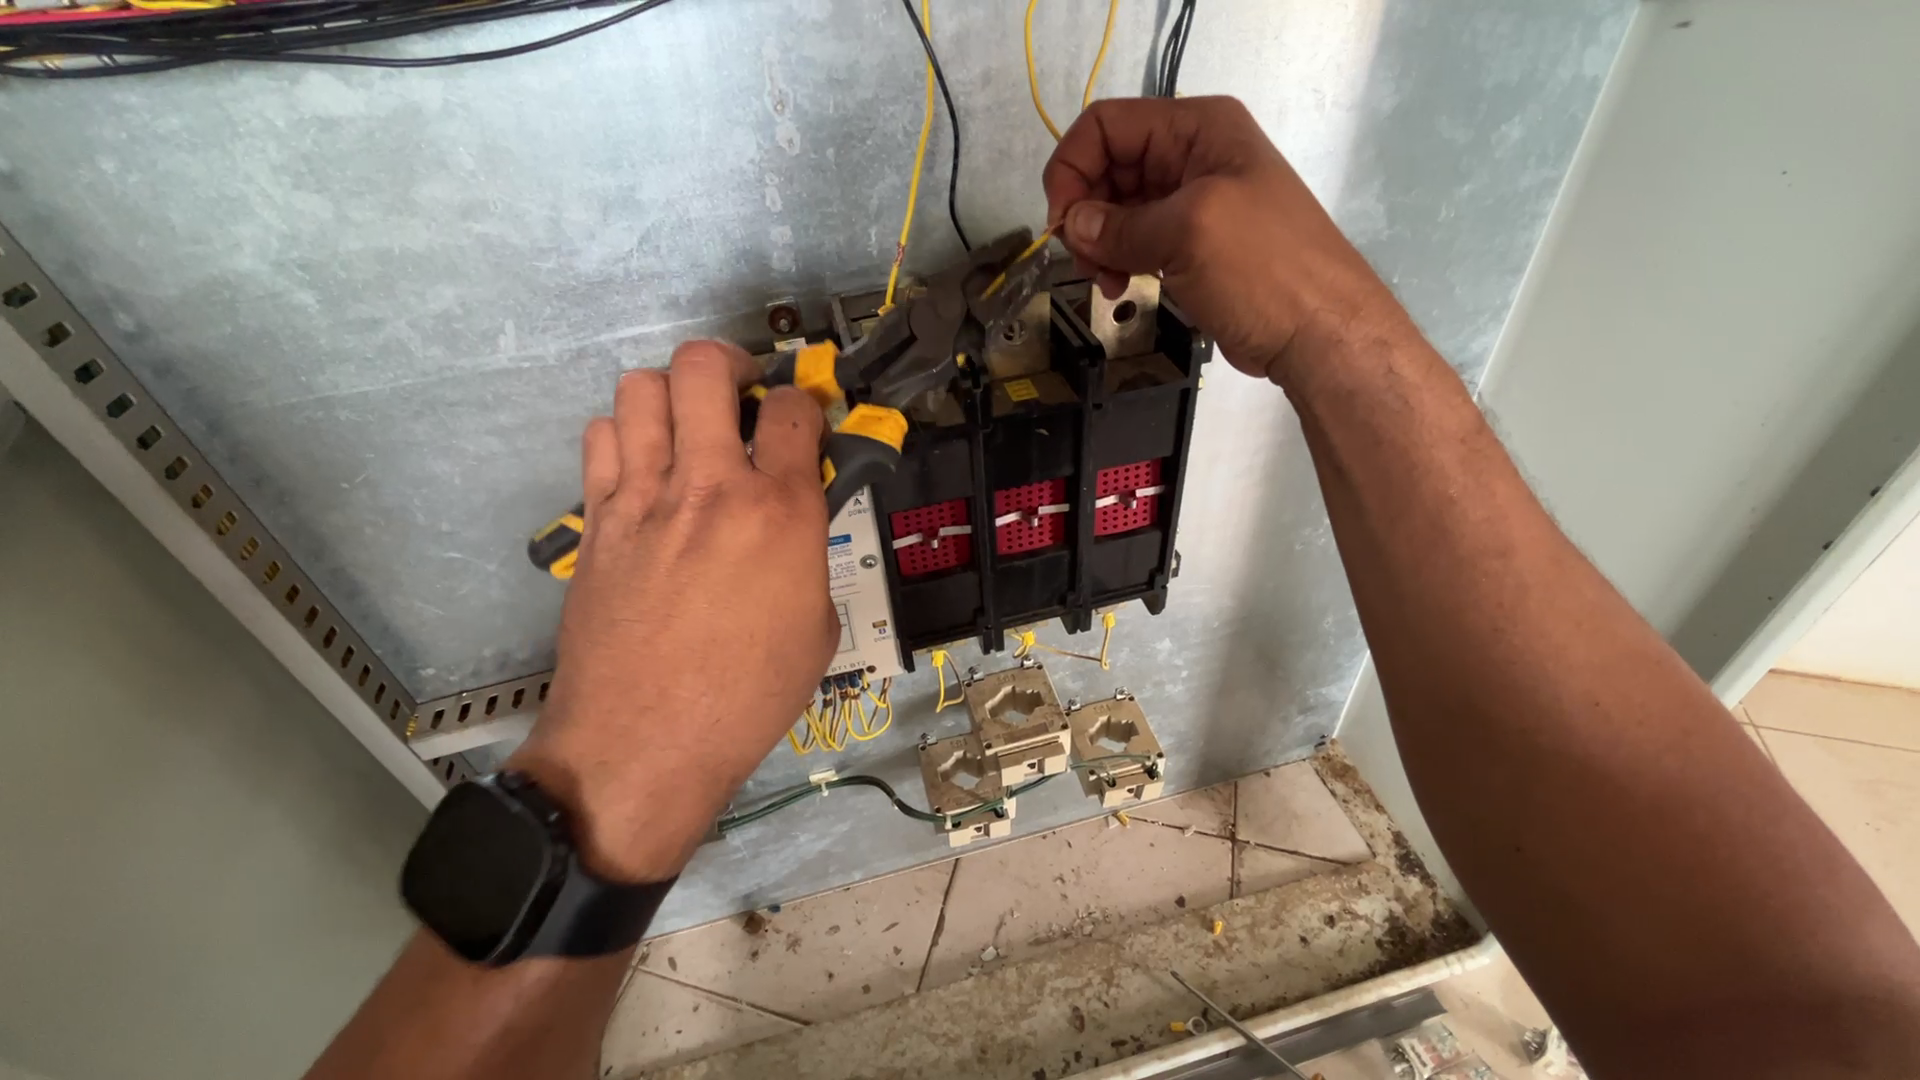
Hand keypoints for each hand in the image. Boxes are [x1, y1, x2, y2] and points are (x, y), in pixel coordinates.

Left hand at [509, 342, 838, 882]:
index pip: (796, 410)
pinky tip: (643, 469)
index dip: (806, 402)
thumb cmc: (749, 697)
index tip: (804, 420)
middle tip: (741, 392)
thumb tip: (794, 528)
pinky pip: (602, 439)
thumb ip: (809, 556)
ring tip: (686, 427)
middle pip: (706, 368)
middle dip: (730, 362)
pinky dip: (626, 436)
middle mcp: (711, 486)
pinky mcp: (598, 521)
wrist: (646, 743)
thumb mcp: (818, 627)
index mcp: (782, 513)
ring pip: (641, 388)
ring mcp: (644, 498)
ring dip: (672, 394)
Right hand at [1042, 96, 1407, 385]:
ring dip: (1097, 244)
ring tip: (1104, 282)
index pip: (1107, 126)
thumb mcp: (1187, 232)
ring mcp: (1189, 203)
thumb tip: (1070, 224)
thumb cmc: (1263, 269)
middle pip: (1107, 167)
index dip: (1072, 167)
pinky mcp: (1188, 246)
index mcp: (1197, 129)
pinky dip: (1116, 261)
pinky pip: (1134, 241)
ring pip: (1116, 209)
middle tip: (1083, 261)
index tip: (1059, 223)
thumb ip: (1121, 225)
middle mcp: (1191, 157)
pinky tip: (1117, 287)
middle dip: (1085, 212)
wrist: (1316, 333)